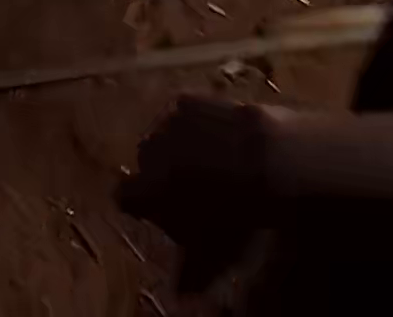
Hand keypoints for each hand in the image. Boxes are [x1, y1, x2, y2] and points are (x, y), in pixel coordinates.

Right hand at [117, 96, 279, 290]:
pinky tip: (210, 129)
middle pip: (145, 160)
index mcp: (149, 187)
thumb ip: (189, 270)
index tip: (155, 208)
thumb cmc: (237, 209)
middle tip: (187, 182)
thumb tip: (180, 294)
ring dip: (175, 143)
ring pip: (161, 133)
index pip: (125, 195)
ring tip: (202, 154)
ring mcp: (168, 120)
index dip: (141, 202)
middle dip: (161, 170)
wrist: (267, 158)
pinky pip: (180, 110)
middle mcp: (150, 150)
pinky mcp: (189, 97)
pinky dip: (189, 119)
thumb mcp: (212, 249)